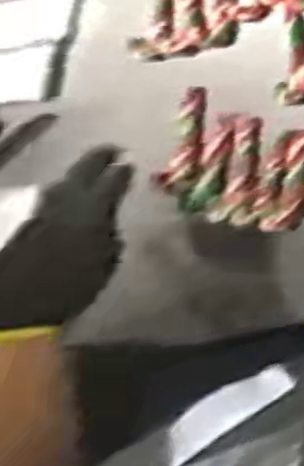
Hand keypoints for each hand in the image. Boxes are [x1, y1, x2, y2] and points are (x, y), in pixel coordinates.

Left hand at [0, 117, 132, 332]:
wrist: (8, 315)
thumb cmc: (67, 289)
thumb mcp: (104, 260)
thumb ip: (106, 232)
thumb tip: (106, 216)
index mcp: (89, 214)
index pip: (111, 183)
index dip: (121, 171)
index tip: (130, 161)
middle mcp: (57, 209)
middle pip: (75, 178)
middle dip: (93, 162)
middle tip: (110, 150)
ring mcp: (28, 221)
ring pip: (49, 191)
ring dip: (67, 181)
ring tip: (79, 176)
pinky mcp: (12, 233)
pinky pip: (35, 208)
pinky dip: (48, 200)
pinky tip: (52, 200)